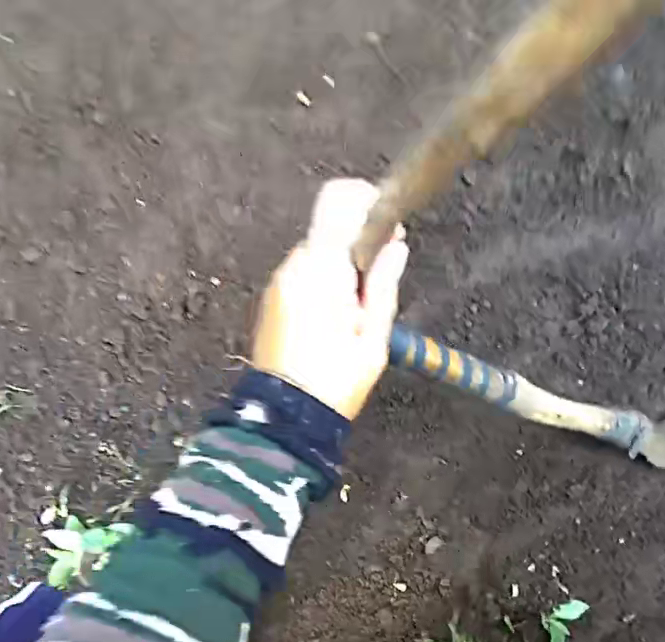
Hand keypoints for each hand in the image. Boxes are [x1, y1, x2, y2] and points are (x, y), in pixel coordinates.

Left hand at [250, 178, 410, 419]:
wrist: (287, 418)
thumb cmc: (334, 383)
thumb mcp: (373, 338)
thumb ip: (384, 285)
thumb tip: (394, 248)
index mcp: (321, 268)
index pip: (339, 200)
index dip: (367, 203)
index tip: (387, 231)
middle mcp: (293, 268)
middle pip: (329, 232)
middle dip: (356, 250)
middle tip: (374, 291)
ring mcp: (277, 286)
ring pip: (315, 257)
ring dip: (337, 272)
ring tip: (352, 318)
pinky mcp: (269, 304)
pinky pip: (300, 280)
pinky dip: (319, 288)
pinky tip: (330, 325)